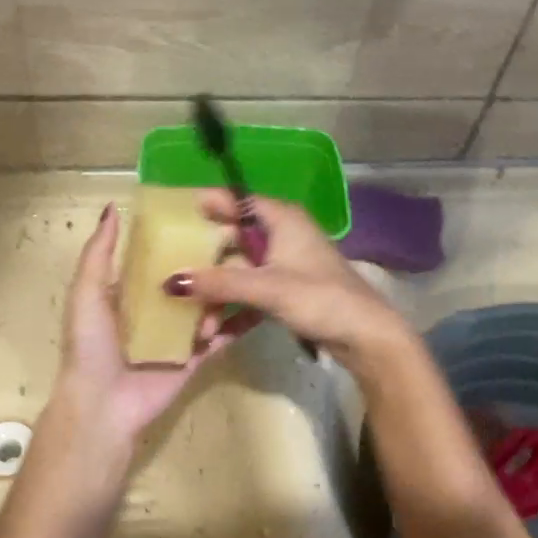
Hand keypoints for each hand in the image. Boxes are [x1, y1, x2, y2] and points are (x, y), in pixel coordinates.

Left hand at [53, 203, 236, 447]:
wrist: (104, 405)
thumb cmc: (91, 346)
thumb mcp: (87, 293)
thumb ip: (99, 253)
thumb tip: (113, 207)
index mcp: (128, 291)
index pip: (158, 257)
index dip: (179, 237)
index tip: (209, 214)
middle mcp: (155, 309)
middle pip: (189, 279)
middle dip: (211, 263)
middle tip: (242, 241)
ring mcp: (178, 334)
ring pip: (208, 304)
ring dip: (224, 291)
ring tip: (249, 271)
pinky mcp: (195, 357)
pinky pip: (221, 337)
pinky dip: (237, 323)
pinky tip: (258, 304)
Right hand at [168, 192, 414, 371]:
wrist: (366, 336)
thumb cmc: (321, 299)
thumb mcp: (267, 288)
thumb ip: (220, 283)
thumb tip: (171, 282)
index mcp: (282, 219)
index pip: (237, 201)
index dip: (207, 206)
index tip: (172, 219)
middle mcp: (282, 236)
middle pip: (233, 242)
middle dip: (205, 268)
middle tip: (175, 285)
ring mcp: (285, 266)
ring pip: (240, 274)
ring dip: (218, 298)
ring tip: (199, 328)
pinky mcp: (289, 294)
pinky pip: (251, 297)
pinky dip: (235, 313)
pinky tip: (216, 336)